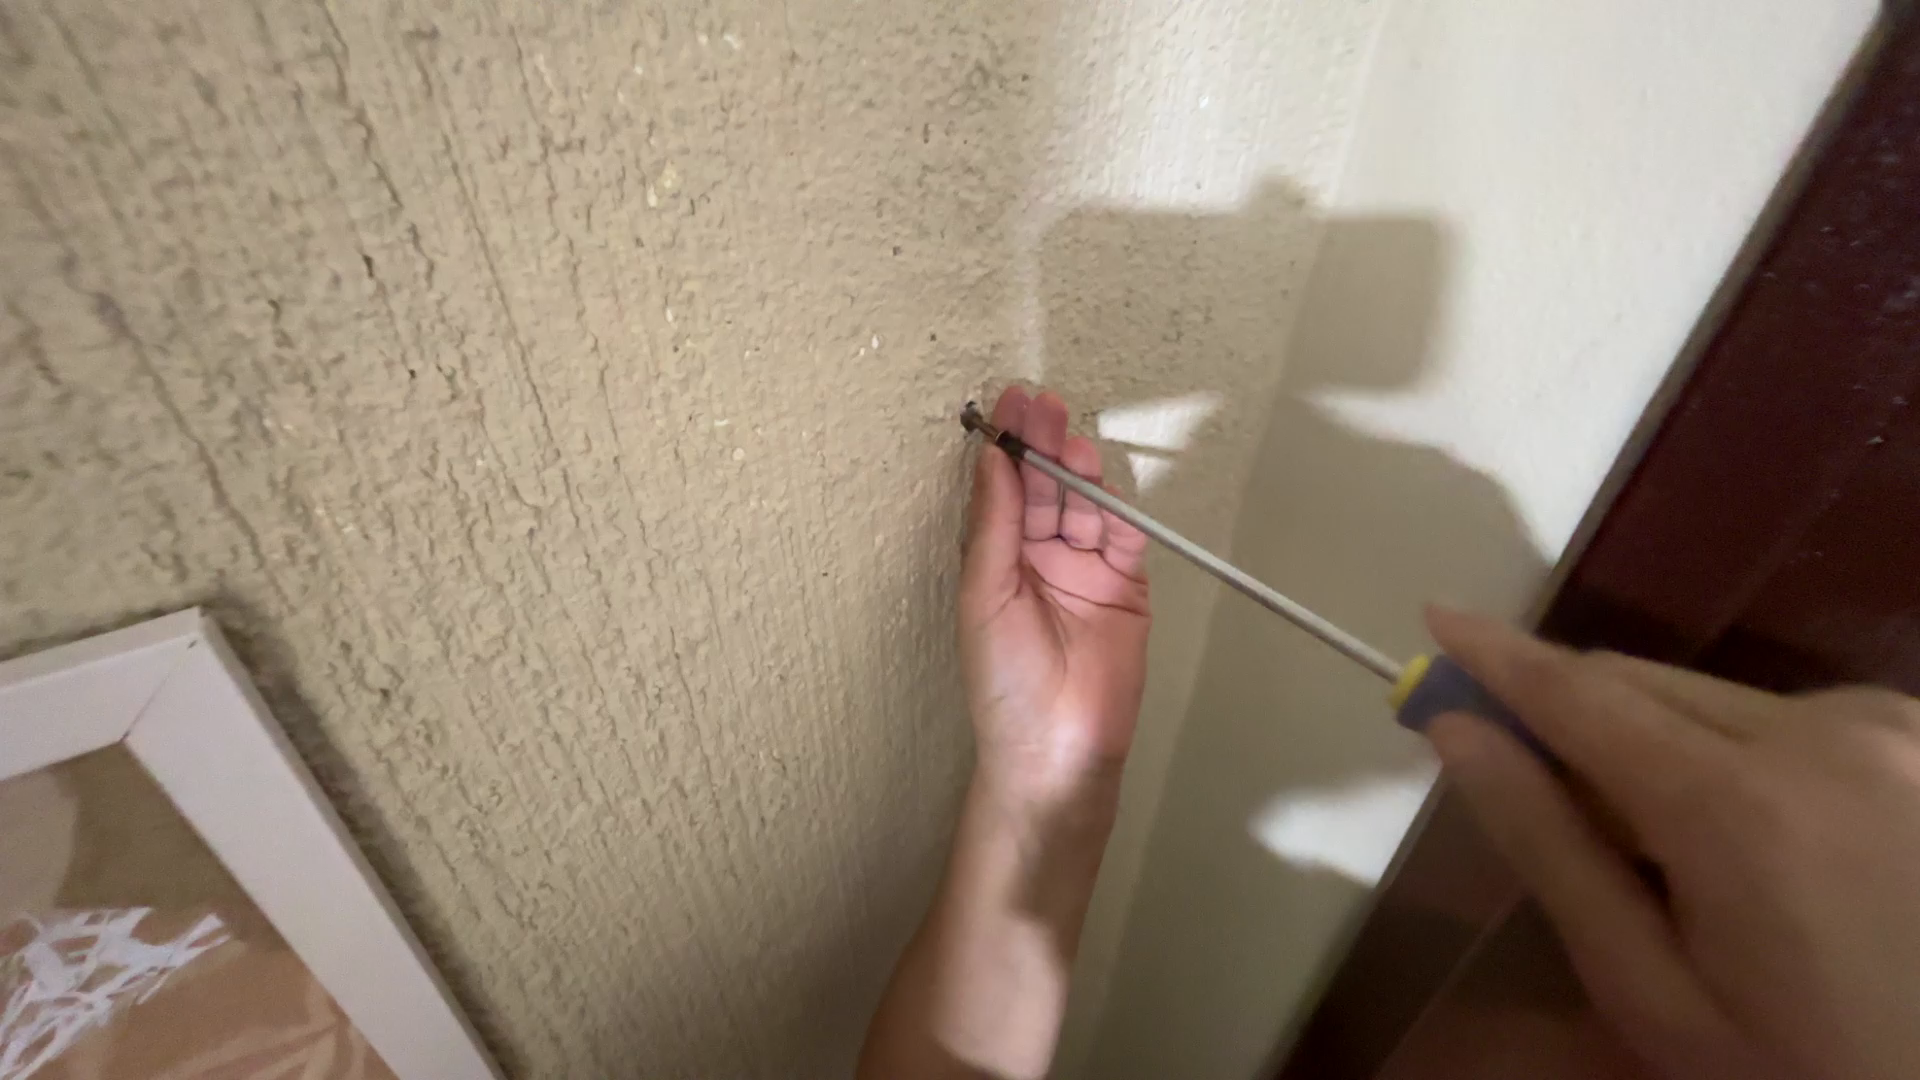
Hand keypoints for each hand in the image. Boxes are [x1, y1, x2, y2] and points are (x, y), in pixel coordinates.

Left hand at [958, 386, 1150, 805]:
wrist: (1057, 747)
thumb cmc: (1004, 679)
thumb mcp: (985, 595)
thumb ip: (993, 527)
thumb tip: (993, 462)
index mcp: (998, 558)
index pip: (1004, 491)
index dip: (1007, 449)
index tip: (1009, 405)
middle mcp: (1039, 557)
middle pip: (1045, 490)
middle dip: (1043, 448)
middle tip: (1042, 406)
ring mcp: (1084, 570)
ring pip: (1085, 507)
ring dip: (1081, 475)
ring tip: (1072, 446)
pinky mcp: (1125, 587)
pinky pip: (1125, 540)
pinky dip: (1120, 515)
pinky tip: (1108, 492)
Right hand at [1426, 608, 1919, 1079]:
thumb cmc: (1819, 1074)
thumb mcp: (1650, 987)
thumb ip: (1544, 843)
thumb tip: (1455, 730)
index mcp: (1742, 804)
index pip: (1571, 692)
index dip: (1490, 651)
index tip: (1433, 613)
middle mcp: (1831, 735)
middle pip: (1632, 681)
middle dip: (1563, 710)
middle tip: (1521, 764)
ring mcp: (1905, 735)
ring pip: (1701, 696)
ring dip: (1645, 734)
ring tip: (1666, 837)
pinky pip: (1777, 716)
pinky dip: (1723, 748)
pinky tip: (1761, 834)